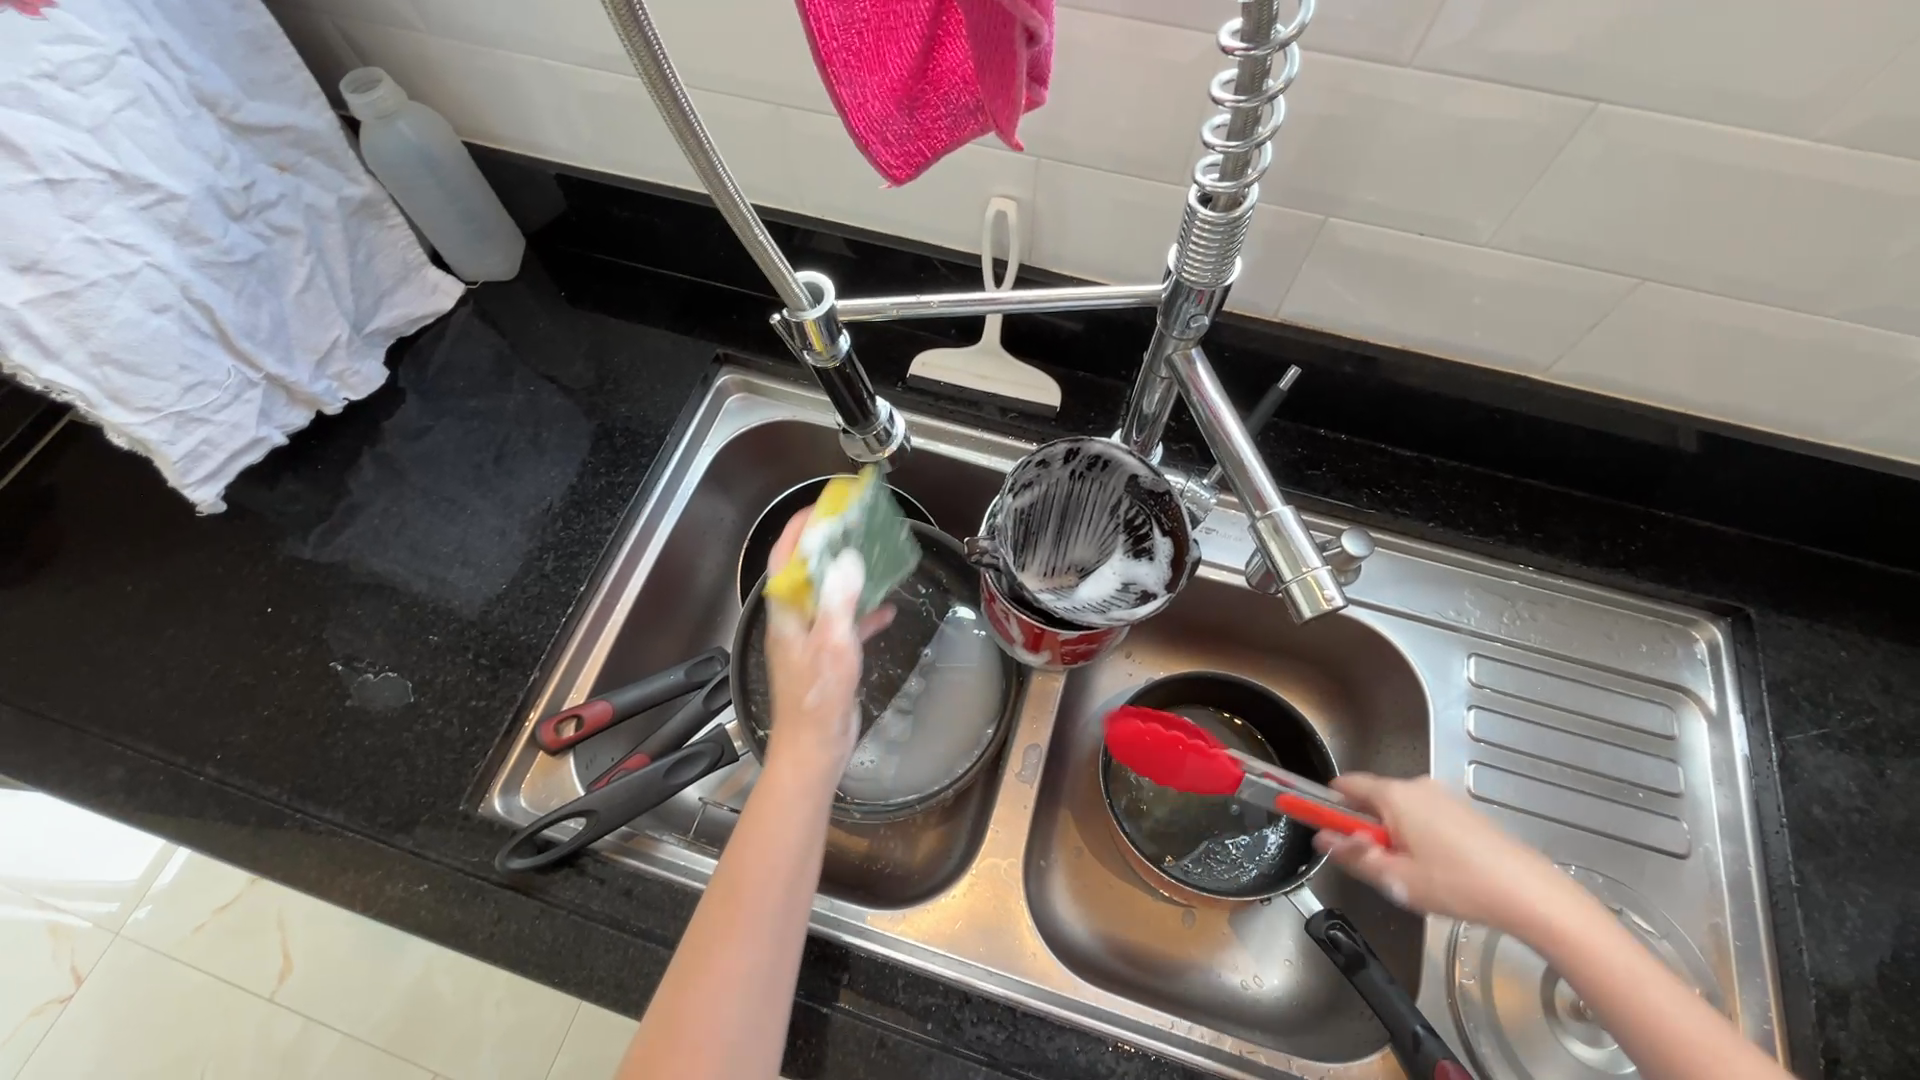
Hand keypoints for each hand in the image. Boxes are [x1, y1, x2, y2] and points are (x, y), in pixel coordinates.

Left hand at [760, 510, 893, 783]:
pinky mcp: (827, 656)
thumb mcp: (832, 644)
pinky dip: (863, 613)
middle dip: (830, 546)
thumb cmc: (817, 698)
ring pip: (829, 595)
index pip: (786, 558)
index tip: (824, 506)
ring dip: (849, 576)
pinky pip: (845, 624)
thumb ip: (840, 600)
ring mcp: (810, 638)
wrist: (814, 749)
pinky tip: (887, 609)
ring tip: (874, 556)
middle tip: (856, 525)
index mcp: (787, 612)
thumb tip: (848, 558)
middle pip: (808, 572)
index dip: (801, 529)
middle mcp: (794, 619)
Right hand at [1313, 773, 1581, 934]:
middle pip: (1371, 798)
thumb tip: (1322, 838)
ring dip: (1392, 835)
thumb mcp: (1395, 878)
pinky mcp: (1464, 812)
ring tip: (1410, 875)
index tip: (1323, 828)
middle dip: (1365, 828)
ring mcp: (1444, 797)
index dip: (1326, 805)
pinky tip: (1438, 871)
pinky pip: (1423, 817)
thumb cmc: (1457, 885)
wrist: (1531, 896)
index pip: (1344, 785)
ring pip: (1398, 811)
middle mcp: (1417, 786)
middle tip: (1375, 866)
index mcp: (1394, 795)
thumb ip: (1352, 855)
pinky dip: (1418, 837)